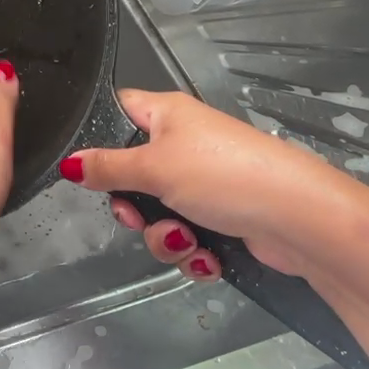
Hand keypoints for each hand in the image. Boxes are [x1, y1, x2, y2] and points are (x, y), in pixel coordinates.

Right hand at [60, 89, 363, 280]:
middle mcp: (183, 143)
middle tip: (137, 217)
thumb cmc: (222, 175)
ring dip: (164, 236)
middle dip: (132, 206)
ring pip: (158, 212)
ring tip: (186, 241)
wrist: (302, 220)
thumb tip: (66, 163)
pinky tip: (207, 258)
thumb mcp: (153, 167)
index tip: (91, 167)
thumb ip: (105, 167)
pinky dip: (192, 251)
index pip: (117, 110)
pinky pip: (188, 235)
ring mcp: (205, 182)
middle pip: (132, 173)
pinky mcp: (225, 218)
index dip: (99, 135)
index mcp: (165, 113)